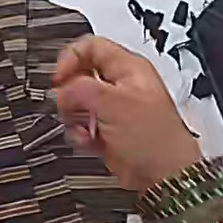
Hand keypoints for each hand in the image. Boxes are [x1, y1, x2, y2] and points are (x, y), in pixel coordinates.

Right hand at [52, 35, 202, 190]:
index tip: (59, 79)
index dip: (70, 59)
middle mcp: (120, 85)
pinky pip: (81, 125)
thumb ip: (80, 89)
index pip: (91, 47)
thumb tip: (61, 90)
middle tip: (69, 106)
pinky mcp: (107, 131)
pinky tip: (88, 141)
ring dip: (73, 117)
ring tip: (83, 128)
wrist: (163, 175)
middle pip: (80, 76)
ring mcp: (113, 109)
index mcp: (128, 68)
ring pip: (77, 103)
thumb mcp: (113, 103)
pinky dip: (79, 134)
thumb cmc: (154, 138)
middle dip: (70, 94)